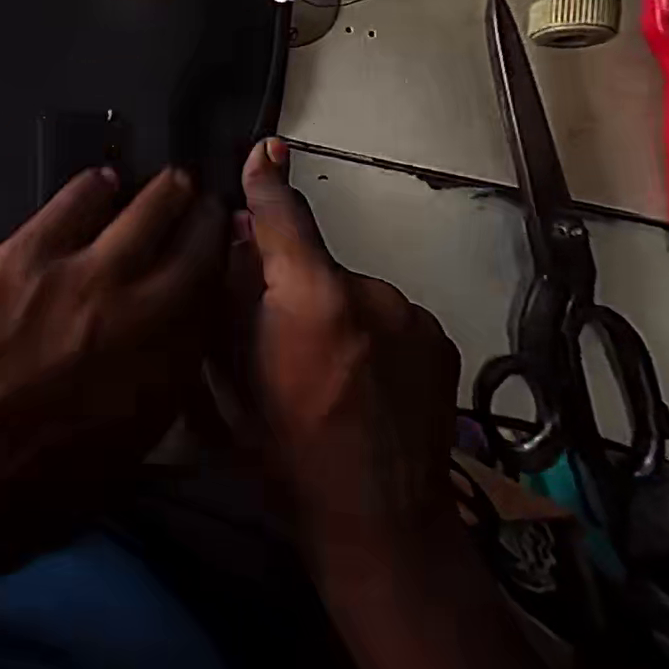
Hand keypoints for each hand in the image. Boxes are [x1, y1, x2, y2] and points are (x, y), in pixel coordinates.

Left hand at [0, 167, 225, 524]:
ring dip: (163, 193)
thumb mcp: (107, 473)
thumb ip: (146, 413)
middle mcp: (139, 316)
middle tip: (208, 206)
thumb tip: (159, 378)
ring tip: (171, 182)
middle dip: (205, 223)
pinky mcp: (27, 253)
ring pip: (144, 212)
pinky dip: (96, 188)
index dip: (223, 277)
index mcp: (165, 379)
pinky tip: (102, 182)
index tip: (224, 260)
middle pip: (191, 250)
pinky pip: (75, 202)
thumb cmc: (12, 492)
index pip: (214, 307)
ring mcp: (81, 276)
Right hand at [234, 139, 460, 537]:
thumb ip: (228, 302)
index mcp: (311, 299)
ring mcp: (412, 316)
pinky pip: (383, 316)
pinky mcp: (439, 339)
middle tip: (267, 322)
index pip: (282, 220)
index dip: (265, 183)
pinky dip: (362, 329)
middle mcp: (370, 293)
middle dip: (284, 277)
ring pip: (348, 292)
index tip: (265, 147)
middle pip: (312, 263)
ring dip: (324, 308)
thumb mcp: (229, 375)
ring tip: (317, 363)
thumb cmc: (281, 449)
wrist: (379, 520)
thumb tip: (233, 247)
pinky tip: (356, 376)